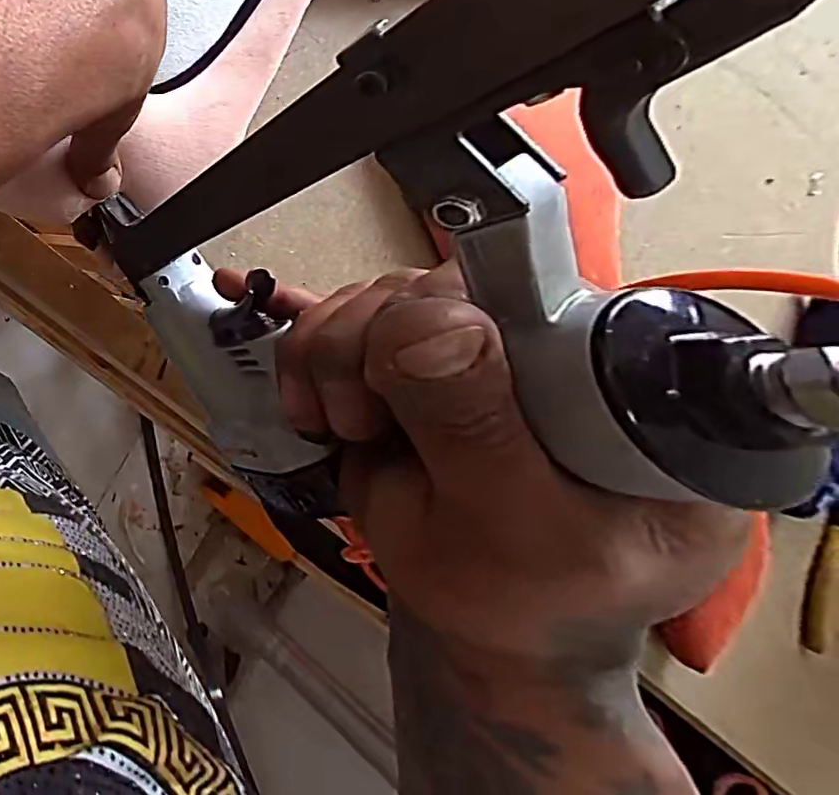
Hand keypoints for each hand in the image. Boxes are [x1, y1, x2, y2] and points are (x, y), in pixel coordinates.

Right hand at [220, 263, 749, 670]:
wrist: (474, 612)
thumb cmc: (518, 590)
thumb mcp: (511, 524)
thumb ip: (475, 428)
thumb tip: (426, 323)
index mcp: (612, 384)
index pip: (520, 297)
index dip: (440, 323)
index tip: (393, 394)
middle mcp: (537, 348)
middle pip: (421, 289)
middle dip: (357, 350)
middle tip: (356, 425)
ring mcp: (460, 349)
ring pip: (364, 300)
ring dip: (319, 355)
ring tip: (332, 423)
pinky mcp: (398, 359)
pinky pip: (332, 317)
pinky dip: (298, 340)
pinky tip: (289, 367)